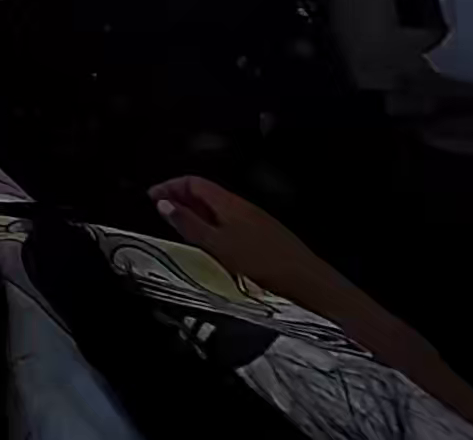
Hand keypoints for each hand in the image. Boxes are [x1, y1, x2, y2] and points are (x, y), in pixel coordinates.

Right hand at [148, 176, 336, 297]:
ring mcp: (259, 222)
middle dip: (181, 199)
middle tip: (164, 213)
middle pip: (205, 193)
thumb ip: (188, 223)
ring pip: (219, 209)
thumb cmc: (264, 265)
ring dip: (197, 214)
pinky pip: (232, 222)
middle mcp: (244, 207)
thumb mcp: (217, 246)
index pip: (192, 181)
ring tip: (184, 230)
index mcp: (229, 203)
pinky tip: (214, 245)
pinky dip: (214, 226)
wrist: (319, 291)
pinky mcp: (269, 238)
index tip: (152, 199)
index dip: (169, 186)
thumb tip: (162, 203)